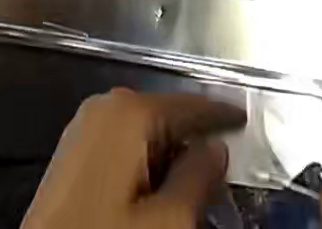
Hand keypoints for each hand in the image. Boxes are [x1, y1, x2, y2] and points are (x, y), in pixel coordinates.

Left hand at [21, 88, 245, 228]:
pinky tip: (156, 196)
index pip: (190, 105)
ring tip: (193, 191)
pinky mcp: (74, 154)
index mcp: (130, 111)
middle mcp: (105, 105)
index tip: (247, 122)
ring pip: (144, 135)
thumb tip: (215, 147)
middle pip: (166, 119)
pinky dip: (145, 166)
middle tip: (222, 175)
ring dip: (170, 160)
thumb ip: (198, 178)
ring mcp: (84, 127)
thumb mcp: (167, 224)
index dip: (222, 116)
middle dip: (194, 144)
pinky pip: (123, 148)